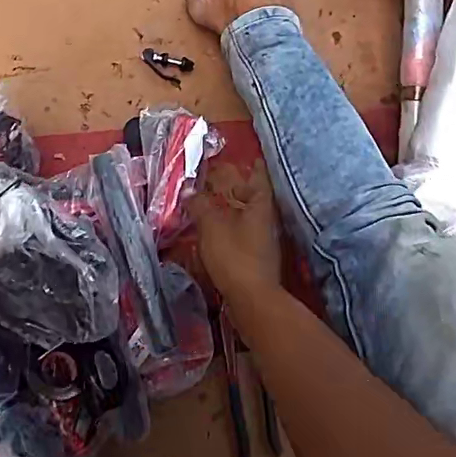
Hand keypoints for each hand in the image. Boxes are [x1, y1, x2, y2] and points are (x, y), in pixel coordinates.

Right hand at [196, 162, 283, 303]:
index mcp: (260, 207)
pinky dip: (230, 228)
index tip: (252, 157)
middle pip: (254, 199)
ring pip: (248, 218)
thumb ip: (200, 205)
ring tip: (214, 205)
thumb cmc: (234, 255)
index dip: (255, 168)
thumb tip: (189, 191)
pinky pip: (243, 234)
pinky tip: (215, 232)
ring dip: (233, 210)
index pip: (259, 180)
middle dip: (241, 190)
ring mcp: (263, 242)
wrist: (252, 299)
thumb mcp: (211, 226)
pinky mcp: (256, 259)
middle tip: (224, 181)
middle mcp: (266, 222)